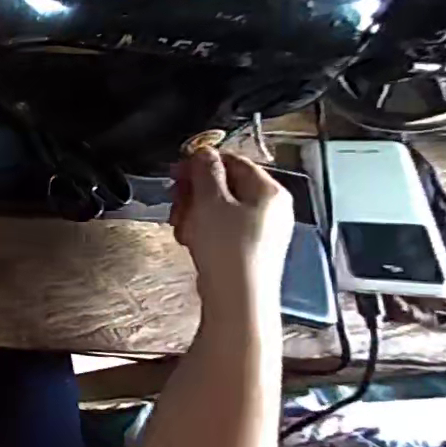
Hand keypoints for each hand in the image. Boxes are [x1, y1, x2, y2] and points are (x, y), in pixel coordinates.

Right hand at [170, 148, 292, 306]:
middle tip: (175, 200)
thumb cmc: (227, 246)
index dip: (202, 162)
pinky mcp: (248, 246)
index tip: (176, 171)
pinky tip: (190, 239)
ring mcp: (261, 228)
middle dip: (194, 191)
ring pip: (218, 206)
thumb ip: (205, 172)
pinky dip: (201, 227)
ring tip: (181, 225)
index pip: (234, 161)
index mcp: (269, 191)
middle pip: (225, 184)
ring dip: (193, 211)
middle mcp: (270, 207)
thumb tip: (203, 152)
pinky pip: (220, 225)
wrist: (236, 293)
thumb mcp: (210, 201)